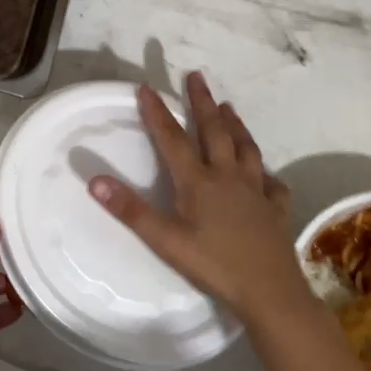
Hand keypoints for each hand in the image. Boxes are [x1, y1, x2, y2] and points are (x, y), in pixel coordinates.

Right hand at [89, 73, 309, 322]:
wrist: (272, 293)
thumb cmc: (214, 265)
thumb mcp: (164, 239)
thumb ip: (129, 209)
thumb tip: (93, 180)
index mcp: (198, 181)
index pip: (172, 139)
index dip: (157, 113)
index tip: (146, 87)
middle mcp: (228, 178)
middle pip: (214, 132)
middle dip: (203, 103)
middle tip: (196, 77)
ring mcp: (257, 192)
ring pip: (246, 149)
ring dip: (235, 126)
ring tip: (229, 107)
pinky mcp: (276, 211)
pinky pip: (272, 183)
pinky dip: (266, 172)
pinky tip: (265, 173)